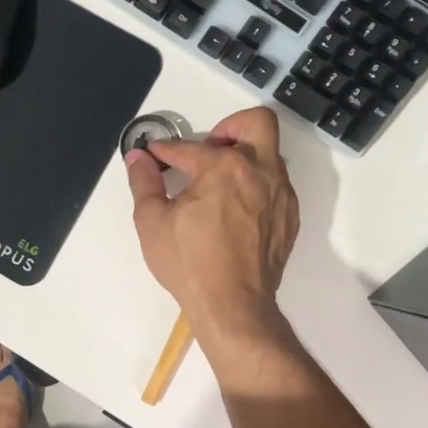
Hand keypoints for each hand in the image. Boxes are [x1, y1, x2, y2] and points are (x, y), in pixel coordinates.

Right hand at [125, 107, 298, 349]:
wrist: (233, 305)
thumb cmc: (189, 264)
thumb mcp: (152, 222)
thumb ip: (144, 182)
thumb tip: (137, 158)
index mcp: (224, 168)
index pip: (189, 147)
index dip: (166, 150)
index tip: (154, 156)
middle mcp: (260, 171)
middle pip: (256, 122)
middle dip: (229, 128)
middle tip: (207, 151)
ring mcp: (281, 193)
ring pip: (270, 154)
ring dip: (243, 157)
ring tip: (216, 184)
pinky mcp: (289, 216)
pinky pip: (276, 184)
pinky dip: (255, 185)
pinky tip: (232, 210)